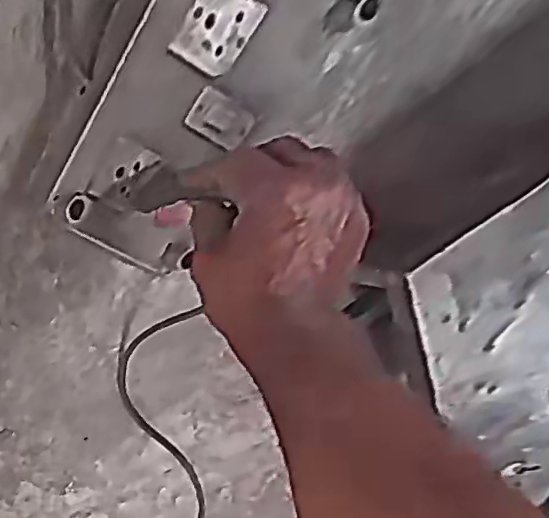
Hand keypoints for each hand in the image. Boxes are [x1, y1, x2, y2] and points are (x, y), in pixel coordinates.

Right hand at [181, 136, 369, 333]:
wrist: (292, 333)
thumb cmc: (255, 305)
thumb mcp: (210, 260)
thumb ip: (206, 221)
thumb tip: (206, 207)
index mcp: (275, 191)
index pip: (236, 163)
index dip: (208, 174)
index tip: (195, 183)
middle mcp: (316, 186)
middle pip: (279, 153)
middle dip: (248, 169)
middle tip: (225, 189)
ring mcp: (340, 200)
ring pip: (309, 164)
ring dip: (281, 177)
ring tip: (258, 200)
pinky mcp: (353, 219)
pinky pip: (329, 189)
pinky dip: (305, 196)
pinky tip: (285, 216)